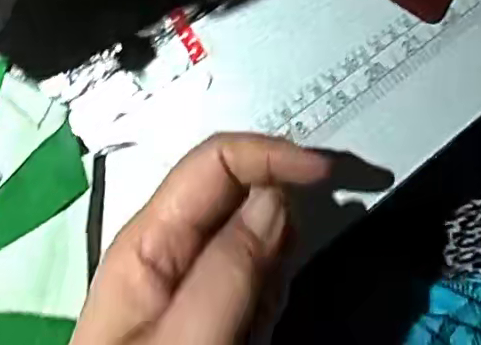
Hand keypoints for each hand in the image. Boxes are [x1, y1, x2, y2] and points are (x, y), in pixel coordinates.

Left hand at [72, 134, 330, 344]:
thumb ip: (230, 268)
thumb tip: (277, 193)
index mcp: (151, 239)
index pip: (217, 159)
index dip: (273, 154)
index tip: (329, 174)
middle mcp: (171, 245)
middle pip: (242, 189)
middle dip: (278, 220)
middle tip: (277, 288)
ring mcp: (192, 276)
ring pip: (258, 232)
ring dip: (275, 267)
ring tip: (253, 331)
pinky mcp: (211, 304)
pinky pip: (260, 273)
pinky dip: (271, 294)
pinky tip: (254, 335)